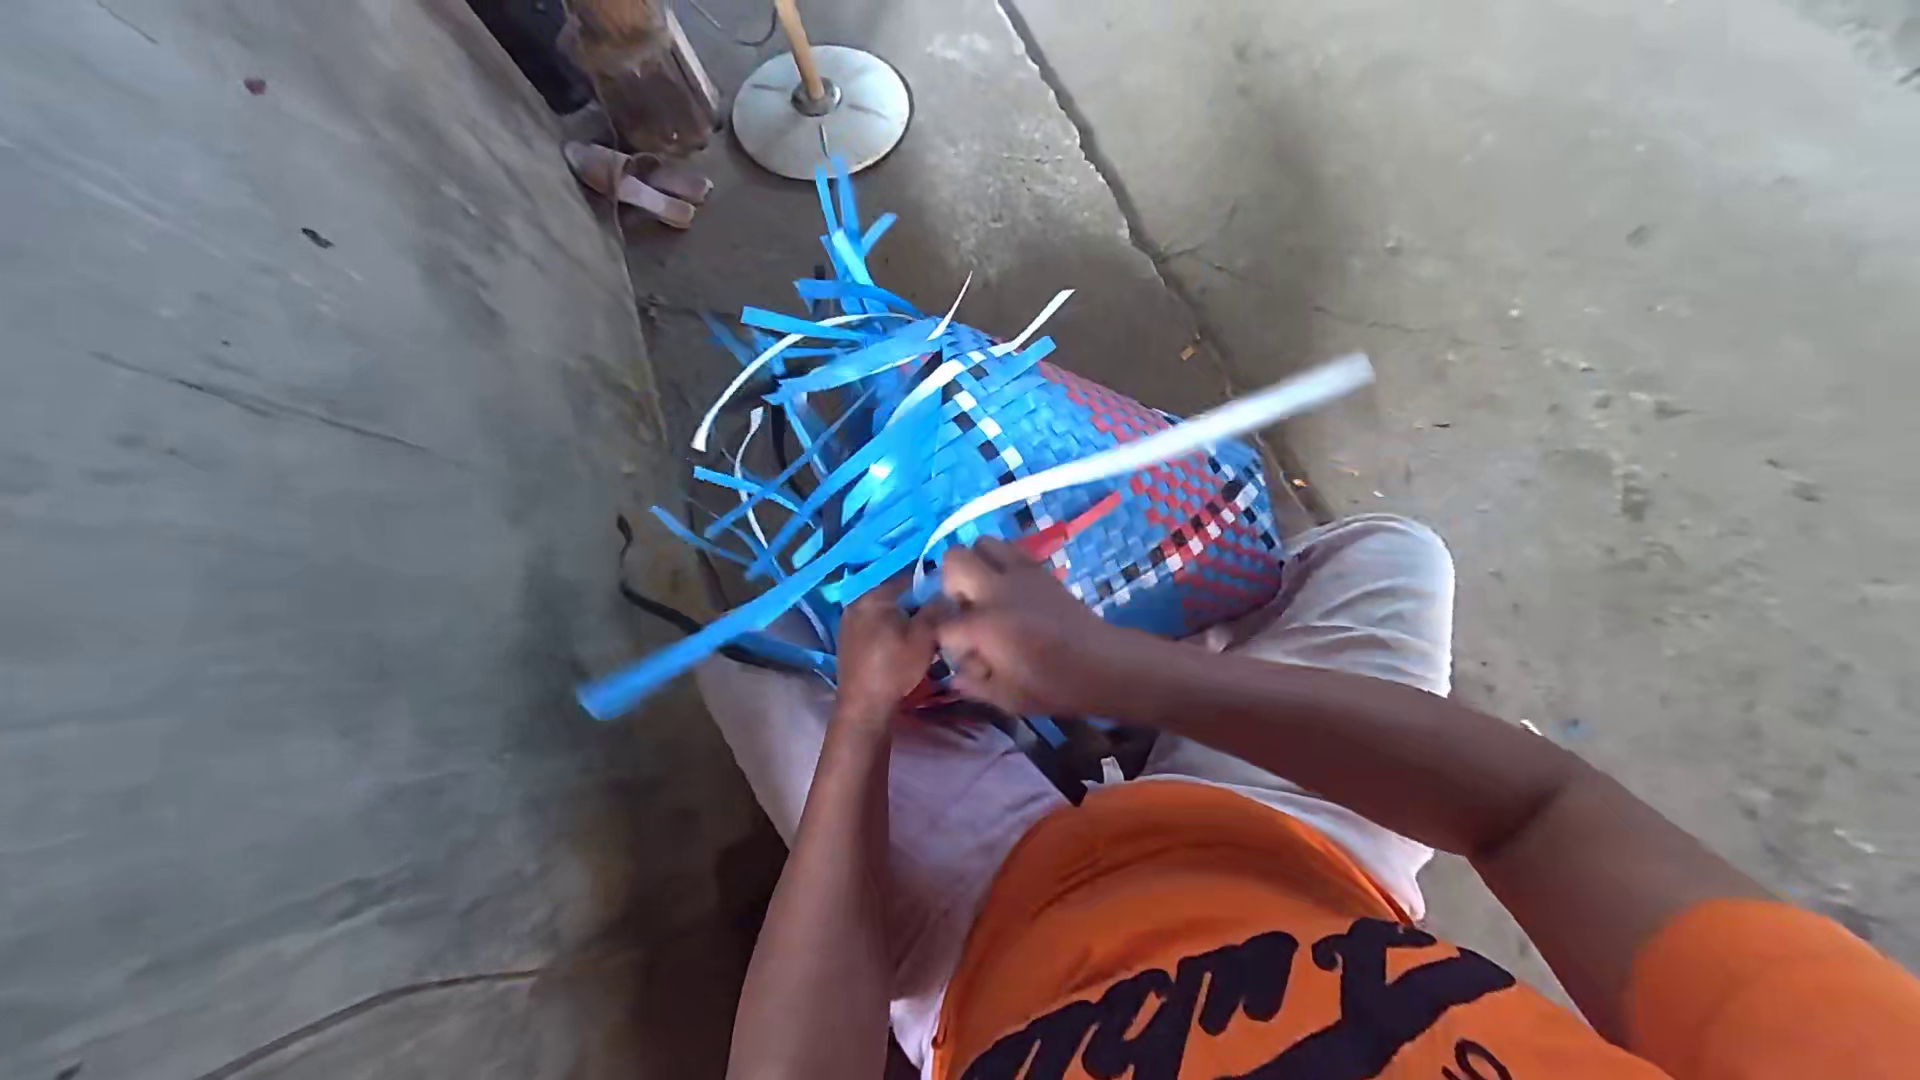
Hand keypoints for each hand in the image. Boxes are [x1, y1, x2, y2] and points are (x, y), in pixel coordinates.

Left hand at [833, 579, 938, 725]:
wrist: (864, 705)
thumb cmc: (895, 667)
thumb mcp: (924, 637)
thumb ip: (935, 609)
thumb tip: (944, 593)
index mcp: (872, 597)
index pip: (906, 579)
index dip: (928, 586)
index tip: (944, 598)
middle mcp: (855, 604)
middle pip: (893, 597)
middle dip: (914, 605)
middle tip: (935, 619)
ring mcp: (847, 624)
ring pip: (883, 613)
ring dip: (901, 619)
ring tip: (919, 635)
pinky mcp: (847, 642)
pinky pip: (873, 627)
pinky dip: (887, 631)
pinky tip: (899, 646)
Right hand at [934, 537, 1135, 715]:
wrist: (1102, 664)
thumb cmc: (1053, 686)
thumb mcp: (1006, 697)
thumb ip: (973, 684)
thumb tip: (955, 675)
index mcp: (984, 625)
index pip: (942, 623)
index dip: (943, 639)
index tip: (957, 651)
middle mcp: (996, 590)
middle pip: (954, 559)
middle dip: (951, 582)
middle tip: (966, 607)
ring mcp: (1019, 573)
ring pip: (982, 543)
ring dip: (976, 564)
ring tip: (987, 593)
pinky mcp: (1039, 569)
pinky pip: (1009, 549)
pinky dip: (1000, 563)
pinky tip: (1010, 590)